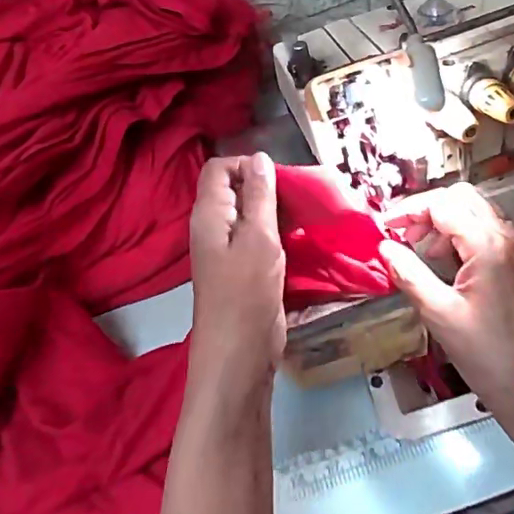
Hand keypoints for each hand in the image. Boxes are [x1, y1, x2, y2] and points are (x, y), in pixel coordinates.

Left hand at [188, 154, 284, 385]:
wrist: (239, 356)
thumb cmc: (246, 293)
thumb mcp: (259, 237)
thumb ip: (260, 195)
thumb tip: (260, 157)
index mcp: (209, 214)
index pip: (219, 168)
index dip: (246, 164)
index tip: (278, 179)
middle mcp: (214, 227)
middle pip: (236, 189)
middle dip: (268, 186)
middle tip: (297, 198)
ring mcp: (228, 250)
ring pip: (252, 214)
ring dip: (277, 211)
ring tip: (304, 215)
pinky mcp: (244, 269)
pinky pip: (260, 237)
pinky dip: (279, 232)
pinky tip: (300, 238)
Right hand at [378, 184, 513, 430]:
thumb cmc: (489, 357)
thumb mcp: (439, 314)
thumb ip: (409, 273)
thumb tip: (385, 247)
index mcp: (490, 244)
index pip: (442, 205)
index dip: (409, 210)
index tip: (386, 226)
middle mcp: (512, 237)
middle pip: (464, 199)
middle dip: (430, 211)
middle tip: (406, 235)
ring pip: (482, 213)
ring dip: (451, 222)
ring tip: (429, 254)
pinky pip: (498, 233)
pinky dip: (473, 236)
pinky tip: (460, 264)